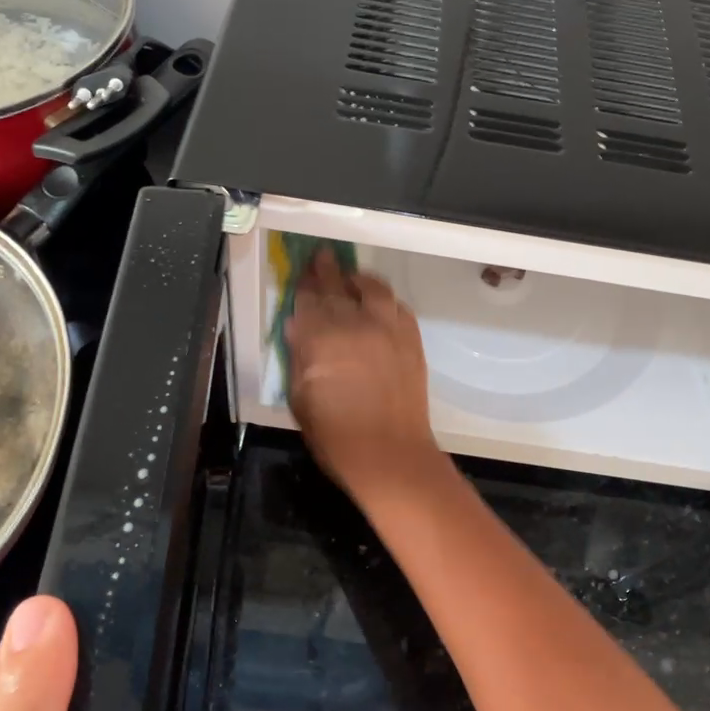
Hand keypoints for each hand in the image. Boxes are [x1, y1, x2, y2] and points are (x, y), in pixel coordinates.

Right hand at [285, 250, 444, 503]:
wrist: (390, 454)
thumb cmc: (336, 435)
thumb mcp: (300, 399)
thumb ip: (299, 358)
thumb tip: (299, 327)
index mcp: (321, 339)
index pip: (309, 299)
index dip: (304, 283)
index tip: (302, 269)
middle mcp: (355, 324)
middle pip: (338, 287)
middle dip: (327, 271)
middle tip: (322, 256)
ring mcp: (387, 328)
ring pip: (372, 289)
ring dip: (358, 280)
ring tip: (351, 277)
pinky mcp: (411, 338)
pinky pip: (397, 306)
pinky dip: (384, 300)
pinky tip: (379, 303)